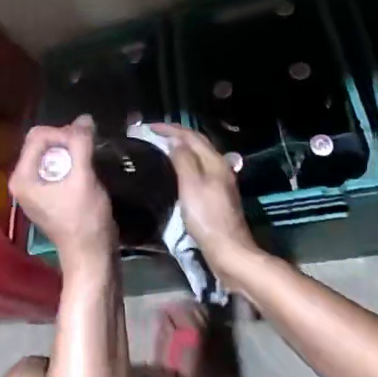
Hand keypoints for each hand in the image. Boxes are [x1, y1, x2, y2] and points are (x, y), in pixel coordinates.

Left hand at [9, 116, 116, 268]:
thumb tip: (84, 119)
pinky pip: (57, 168)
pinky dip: (72, 163)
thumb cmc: (84, 219)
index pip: (38, 135)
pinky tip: (87, 169)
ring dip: (71, 151)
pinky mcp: (49, 195)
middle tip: (89, 148)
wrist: (92, 257)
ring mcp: (35, 189)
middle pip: (42, 143)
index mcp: (22, 177)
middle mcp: (22, 180)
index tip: (85, 143)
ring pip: (52, 154)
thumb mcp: (83, 177)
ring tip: (90, 158)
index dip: (63, 133)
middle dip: (66, 140)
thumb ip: (80, 144)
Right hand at [149, 124, 262, 275]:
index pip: (192, 136)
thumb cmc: (206, 216)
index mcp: (214, 161)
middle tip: (154, 133)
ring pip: (200, 155)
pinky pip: (200, 168)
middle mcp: (220, 167)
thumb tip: (175, 140)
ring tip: (163, 147)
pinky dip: (187, 161)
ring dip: (182, 148)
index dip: (170, 129)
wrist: (228, 249)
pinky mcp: (218, 195)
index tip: (149, 127)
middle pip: (198, 143)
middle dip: (177, 135)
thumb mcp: (191, 184)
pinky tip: (179, 168)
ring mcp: (221, 181)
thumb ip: (183, 159)